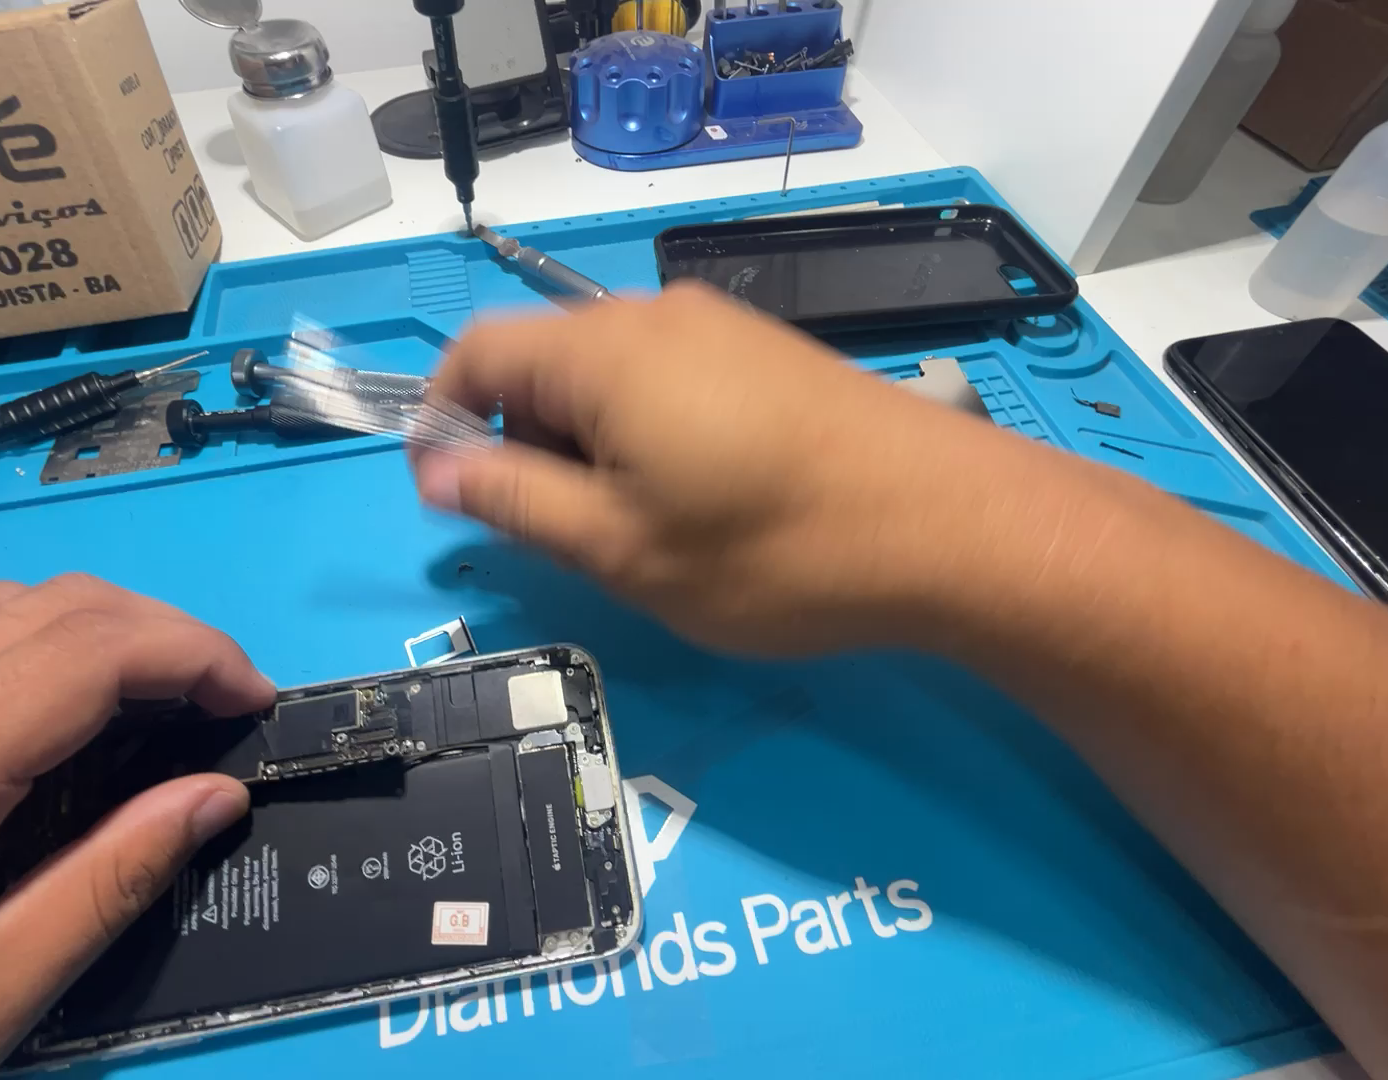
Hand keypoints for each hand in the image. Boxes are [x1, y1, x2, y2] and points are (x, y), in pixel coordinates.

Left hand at [0, 575, 273, 1079]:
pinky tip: (58, 718)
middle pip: (55, 603)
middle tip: (221, 699)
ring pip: (1, 606)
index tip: (252, 699)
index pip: (86, 651)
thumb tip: (214, 797)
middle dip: (167, 632)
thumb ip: (103, 889)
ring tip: (158, 700)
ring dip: (108, 630)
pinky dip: (42, 647)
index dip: (195, 653)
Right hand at [415, 283, 1127, 652]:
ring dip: (590, 447)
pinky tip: (700, 495)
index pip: (476, 351)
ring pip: (606, 379)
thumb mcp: (621, 547)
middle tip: (573, 531)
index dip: (443, 415)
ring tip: (644, 524)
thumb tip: (435, 469)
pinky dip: (646, 436)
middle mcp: (653, 316)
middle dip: (526, 442)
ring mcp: (717, 328)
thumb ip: (514, 500)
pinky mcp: (762, 354)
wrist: (952, 528)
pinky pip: (666, 382)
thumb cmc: (770, 550)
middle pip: (542, 364)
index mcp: (601, 352)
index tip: (454, 489)